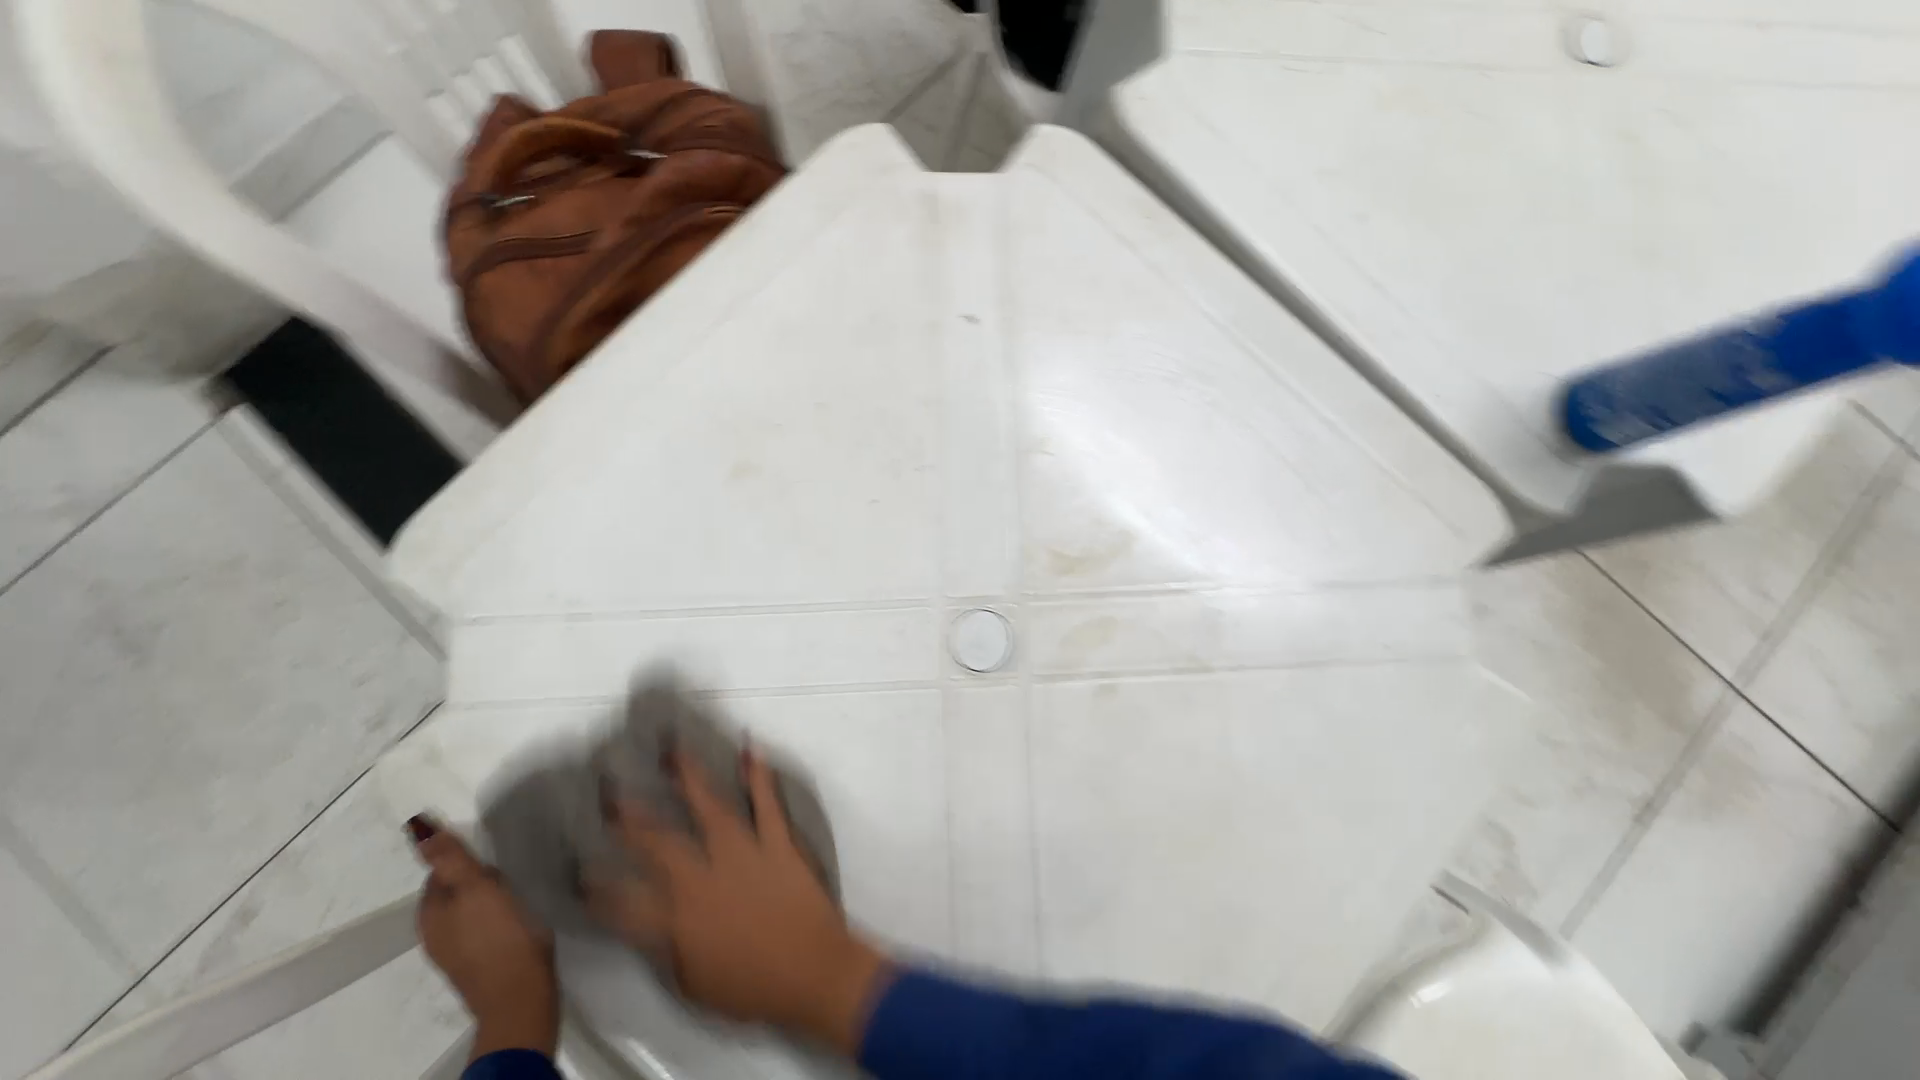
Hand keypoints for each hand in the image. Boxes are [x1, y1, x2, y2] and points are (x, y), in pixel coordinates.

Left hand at [408, 815, 559, 1061]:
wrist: (521, 997)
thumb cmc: (500, 938)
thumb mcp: (476, 890)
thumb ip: (451, 859)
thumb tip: (416, 826)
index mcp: (430, 915)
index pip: (439, 872)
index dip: (465, 859)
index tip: (495, 856)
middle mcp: (435, 935)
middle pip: (454, 892)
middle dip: (478, 878)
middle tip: (511, 872)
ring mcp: (457, 954)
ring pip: (470, 912)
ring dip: (489, 899)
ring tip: (519, 891)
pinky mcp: (480, 965)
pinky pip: (484, 930)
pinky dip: (497, 919)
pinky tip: (519, 919)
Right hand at [586, 749, 890, 1055]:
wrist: (812, 975)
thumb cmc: (753, 987)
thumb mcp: (693, 983)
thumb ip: (666, 950)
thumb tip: (648, 928)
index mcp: (677, 920)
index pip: (622, 900)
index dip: (597, 885)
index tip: (581, 867)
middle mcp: (703, 879)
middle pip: (657, 843)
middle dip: (629, 816)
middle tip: (611, 790)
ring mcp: (743, 856)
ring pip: (710, 810)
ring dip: (690, 778)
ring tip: (674, 750)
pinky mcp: (777, 845)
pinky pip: (767, 805)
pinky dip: (759, 776)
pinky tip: (749, 750)